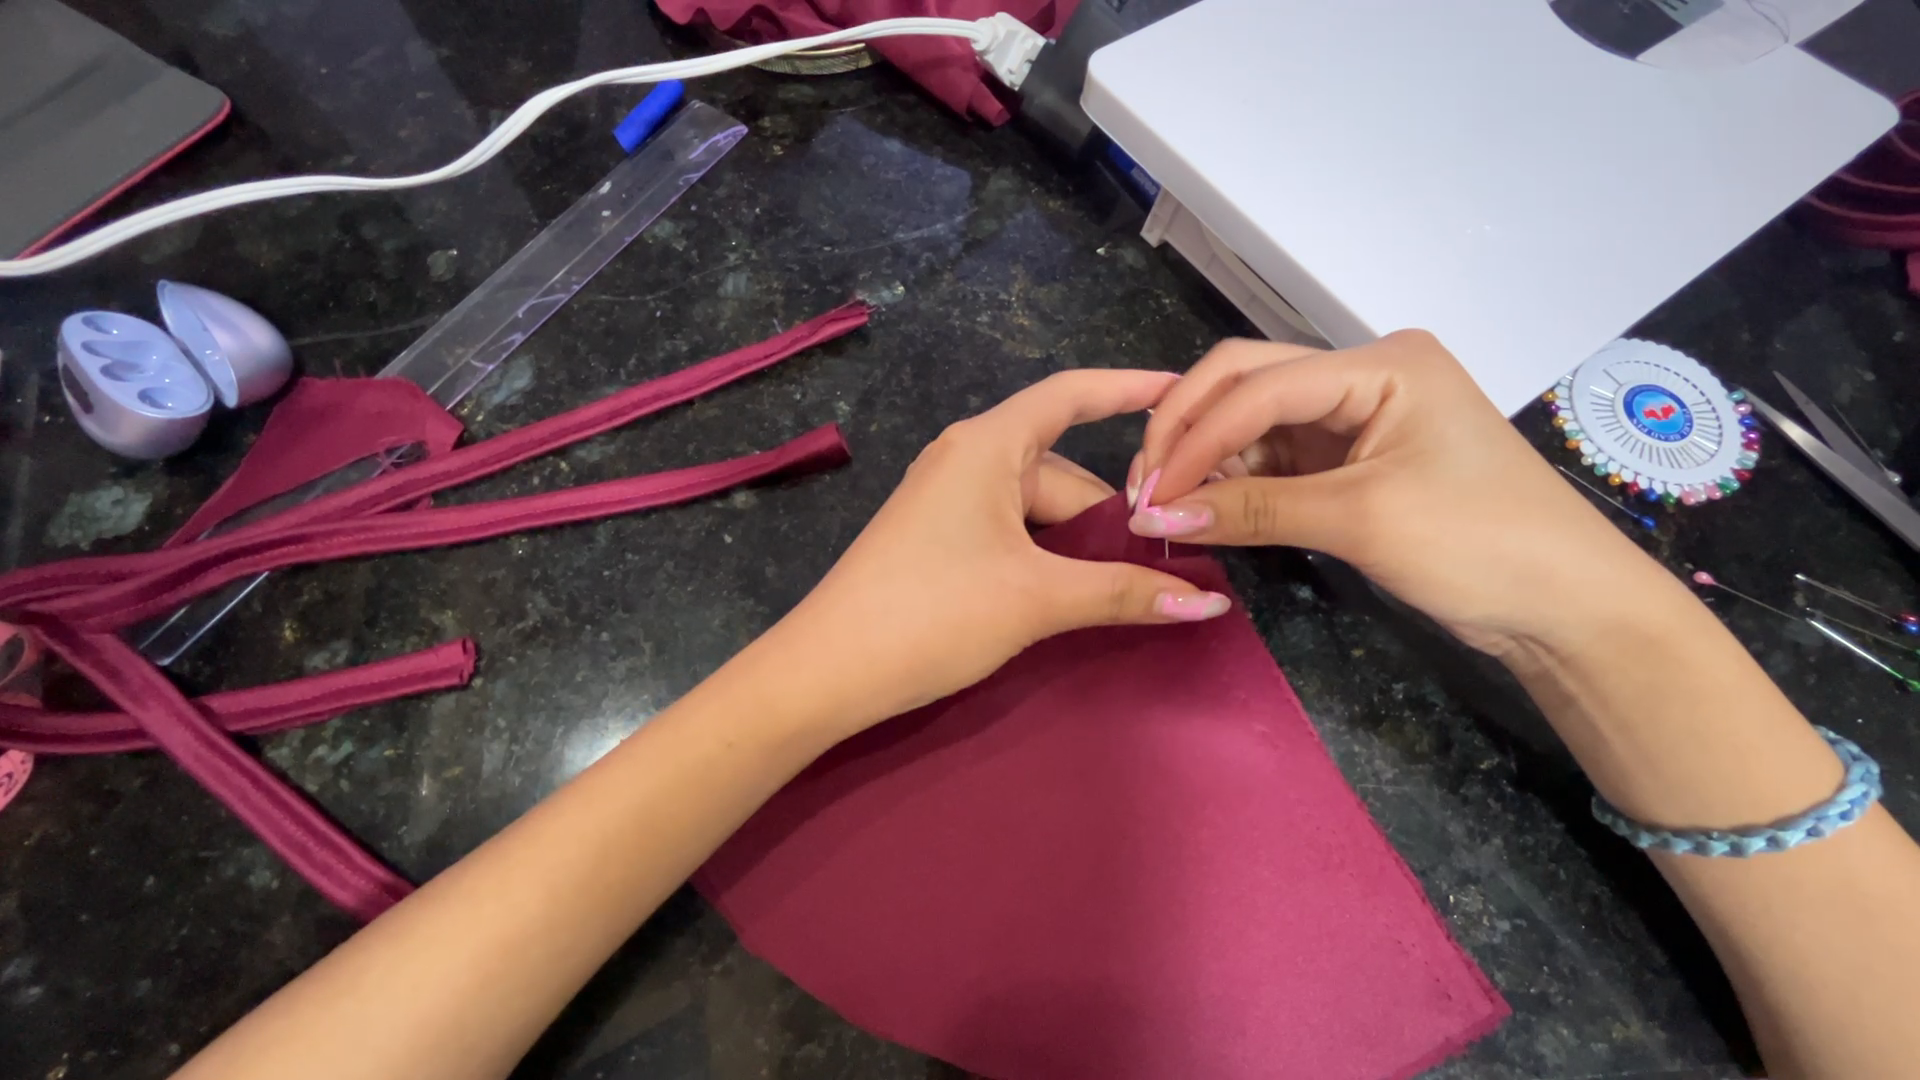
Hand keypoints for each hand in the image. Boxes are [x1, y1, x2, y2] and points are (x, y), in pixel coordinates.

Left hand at [763, 370, 1230, 734]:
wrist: (826, 670)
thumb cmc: (933, 612)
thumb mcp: (1037, 599)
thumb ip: (1124, 592)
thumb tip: (1212, 603)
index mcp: (987, 444)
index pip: (1071, 396)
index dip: (1129, 388)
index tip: (1181, 390)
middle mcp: (967, 458)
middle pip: (1061, 470)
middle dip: (1110, 514)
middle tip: (1166, 563)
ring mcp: (948, 500)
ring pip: (1037, 509)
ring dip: (1079, 546)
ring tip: (1126, 590)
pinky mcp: (937, 538)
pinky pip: (1010, 531)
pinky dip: (1046, 557)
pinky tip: (1071, 596)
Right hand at [1124, 333, 1661, 656]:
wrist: (1568, 609)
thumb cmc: (1480, 546)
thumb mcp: (1358, 520)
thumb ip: (1249, 510)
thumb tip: (1152, 519)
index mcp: (1381, 365)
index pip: (1259, 384)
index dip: (1195, 436)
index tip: (1148, 494)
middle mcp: (1363, 376)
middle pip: (1247, 383)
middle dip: (1188, 431)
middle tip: (1143, 488)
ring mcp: (1355, 417)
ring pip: (1252, 421)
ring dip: (1205, 459)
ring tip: (1164, 506)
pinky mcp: (1348, 458)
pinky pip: (1272, 458)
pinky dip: (1233, 482)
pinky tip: (1202, 507)